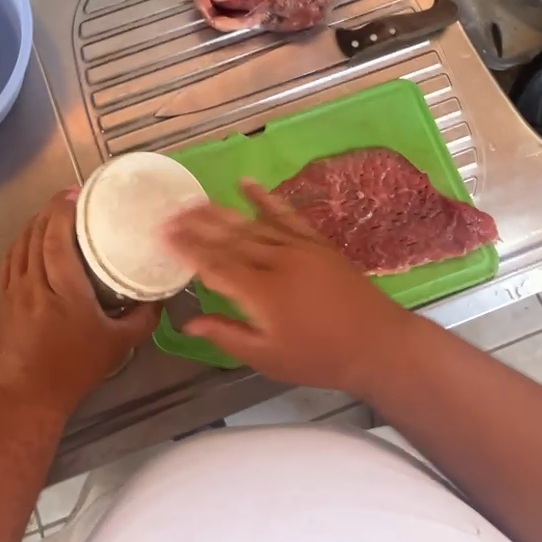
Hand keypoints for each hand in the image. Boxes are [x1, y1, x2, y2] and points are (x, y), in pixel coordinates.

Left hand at [0, 192, 160, 417]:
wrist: (26, 396)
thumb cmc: (74, 369)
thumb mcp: (118, 346)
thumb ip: (142, 319)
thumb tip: (161, 296)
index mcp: (64, 290)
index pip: (56, 238)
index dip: (63, 211)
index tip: (77, 194)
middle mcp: (36, 283)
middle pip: (37, 234)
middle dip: (52, 209)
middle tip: (72, 196)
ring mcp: (15, 290)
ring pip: (22, 243)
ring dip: (36, 222)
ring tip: (55, 211)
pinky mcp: (4, 298)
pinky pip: (10, 259)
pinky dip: (22, 241)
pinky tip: (32, 236)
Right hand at [165, 180, 423, 399]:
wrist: (377, 344)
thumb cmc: (319, 357)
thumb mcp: (268, 358)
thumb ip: (227, 335)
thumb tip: (188, 321)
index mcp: (261, 292)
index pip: (215, 264)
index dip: (188, 249)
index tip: (164, 235)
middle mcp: (276, 262)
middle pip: (228, 237)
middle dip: (196, 224)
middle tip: (169, 213)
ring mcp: (298, 247)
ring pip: (251, 223)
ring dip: (220, 211)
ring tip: (193, 201)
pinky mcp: (315, 242)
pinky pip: (284, 214)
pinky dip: (264, 198)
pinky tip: (247, 183)